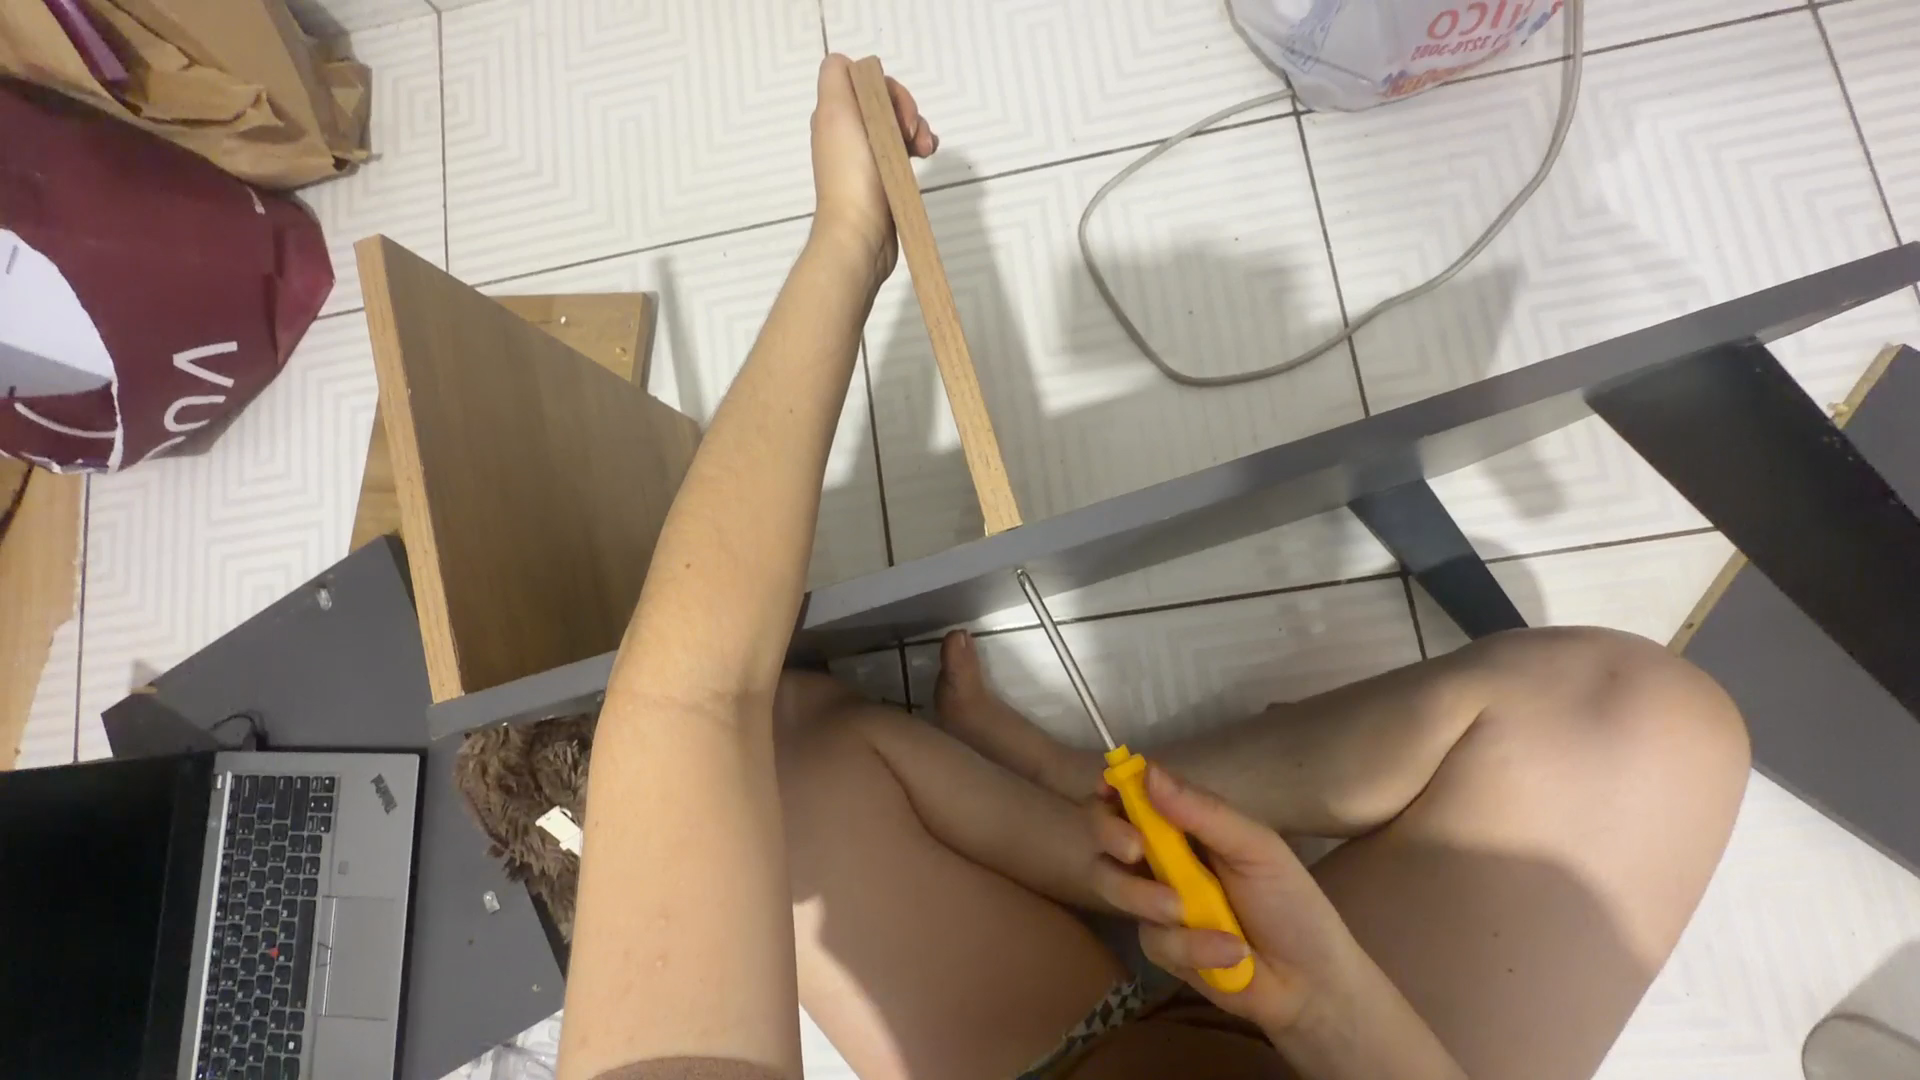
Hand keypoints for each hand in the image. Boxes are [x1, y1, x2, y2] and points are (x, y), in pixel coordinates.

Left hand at [809, 54, 936, 277]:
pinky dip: (919, 147)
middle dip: (906, 109)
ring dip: (917, 128)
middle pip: (884, 100)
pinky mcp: (886, 180)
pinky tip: (928, 155)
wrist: (860, 236)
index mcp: (835, 115)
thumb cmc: (851, 175)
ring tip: (924, 149)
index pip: (862, 77)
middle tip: (911, 133)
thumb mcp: (836, 112)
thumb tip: (857, 68)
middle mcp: (849, 133)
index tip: (891, 109)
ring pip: (899, 125)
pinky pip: (905, 151)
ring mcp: (868, 158)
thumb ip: (838, 77)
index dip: (882, 85)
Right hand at [1085, 766, 1370, 1034]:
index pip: (1135, 795)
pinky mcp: (1161, 946)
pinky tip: (1229, 951)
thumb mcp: (1255, 848)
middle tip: (1134, 849)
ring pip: (1113, 885)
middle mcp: (1162, 856)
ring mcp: (1156, 901)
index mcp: (1185, 824)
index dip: (1113, 788)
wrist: (1313, 987)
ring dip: (1145, 896)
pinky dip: (1191, 945)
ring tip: (1184, 911)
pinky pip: (1152, 937)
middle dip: (1110, 835)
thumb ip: (1202, 811)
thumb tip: (1148, 772)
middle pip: (1106, 835)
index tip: (1107, 790)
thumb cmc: (1292, 904)